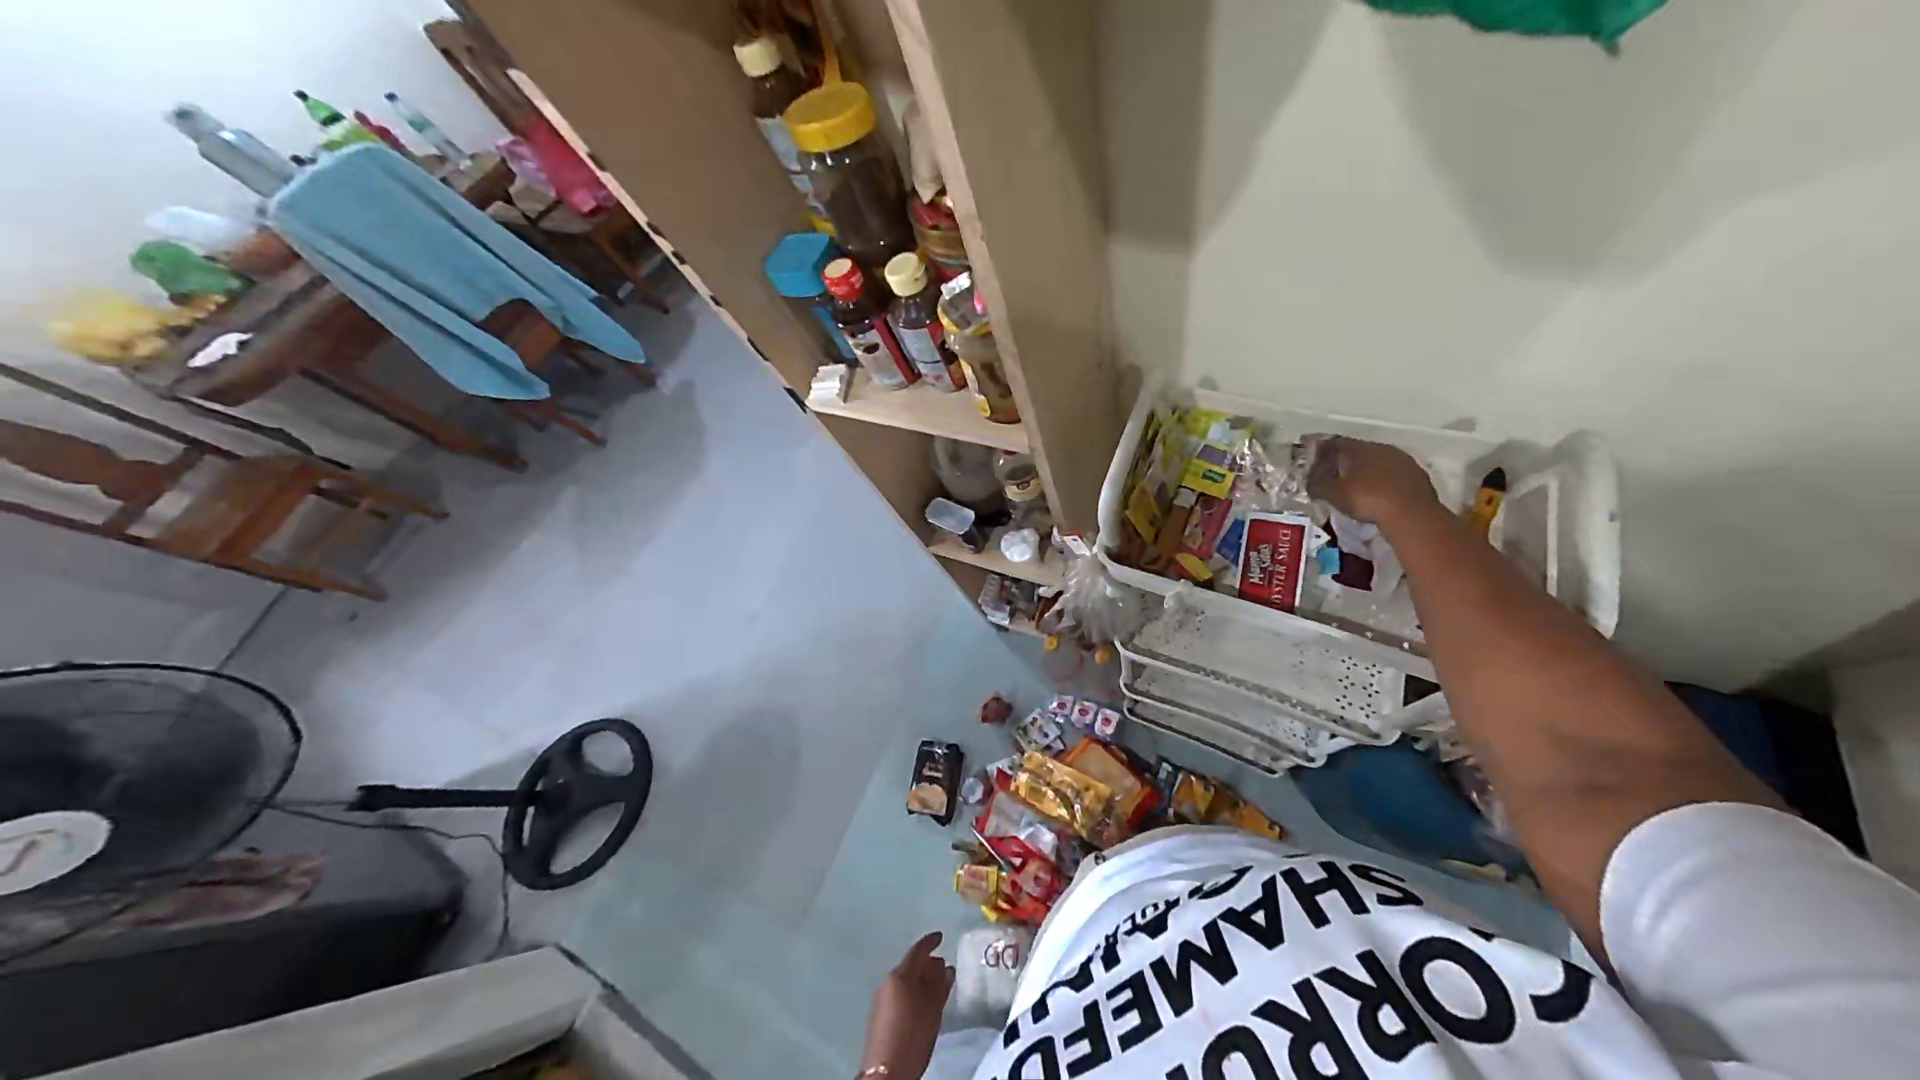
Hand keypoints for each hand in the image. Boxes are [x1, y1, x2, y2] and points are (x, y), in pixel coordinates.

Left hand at [861, 932, 953, 1079]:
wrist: (887, 1069)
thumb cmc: (913, 1034)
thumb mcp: (932, 1008)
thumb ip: (939, 985)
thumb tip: (945, 967)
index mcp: (900, 975)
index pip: (917, 951)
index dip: (930, 942)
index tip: (941, 936)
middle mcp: (888, 981)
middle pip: (910, 965)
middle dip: (927, 962)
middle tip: (943, 964)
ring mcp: (882, 997)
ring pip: (905, 980)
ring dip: (920, 978)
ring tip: (937, 984)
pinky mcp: (880, 1013)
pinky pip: (899, 992)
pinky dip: (913, 991)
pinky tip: (923, 1002)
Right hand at [1305, 436, 1440, 528]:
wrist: (1412, 515)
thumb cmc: (1367, 499)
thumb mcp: (1333, 494)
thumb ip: (1317, 484)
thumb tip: (1309, 480)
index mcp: (1360, 448)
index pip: (1335, 442)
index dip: (1319, 448)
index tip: (1309, 455)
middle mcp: (1383, 449)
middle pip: (1357, 452)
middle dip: (1341, 461)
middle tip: (1329, 473)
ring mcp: (1403, 462)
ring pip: (1376, 463)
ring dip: (1363, 472)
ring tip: (1352, 486)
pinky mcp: (1417, 478)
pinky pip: (1391, 476)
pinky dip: (1380, 482)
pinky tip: (1375, 495)